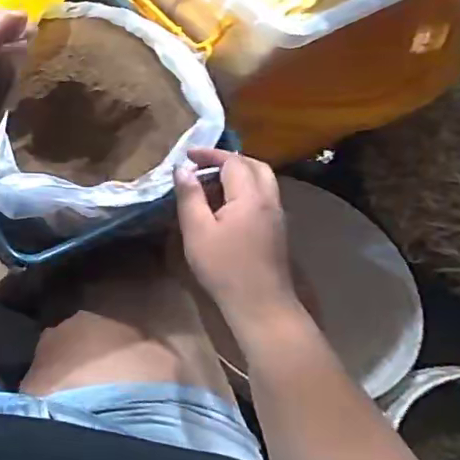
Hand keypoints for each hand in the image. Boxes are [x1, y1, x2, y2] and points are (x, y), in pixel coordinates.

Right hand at [173, 147, 297, 323]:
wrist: (260, 304)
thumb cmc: (224, 267)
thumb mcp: (197, 231)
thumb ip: (190, 197)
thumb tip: (182, 170)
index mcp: (250, 196)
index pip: (232, 161)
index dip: (209, 155)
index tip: (187, 156)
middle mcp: (269, 199)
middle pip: (254, 165)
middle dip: (228, 159)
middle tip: (202, 164)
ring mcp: (277, 214)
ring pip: (262, 180)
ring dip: (239, 173)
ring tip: (211, 182)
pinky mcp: (277, 229)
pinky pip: (264, 195)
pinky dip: (245, 188)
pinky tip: (226, 204)